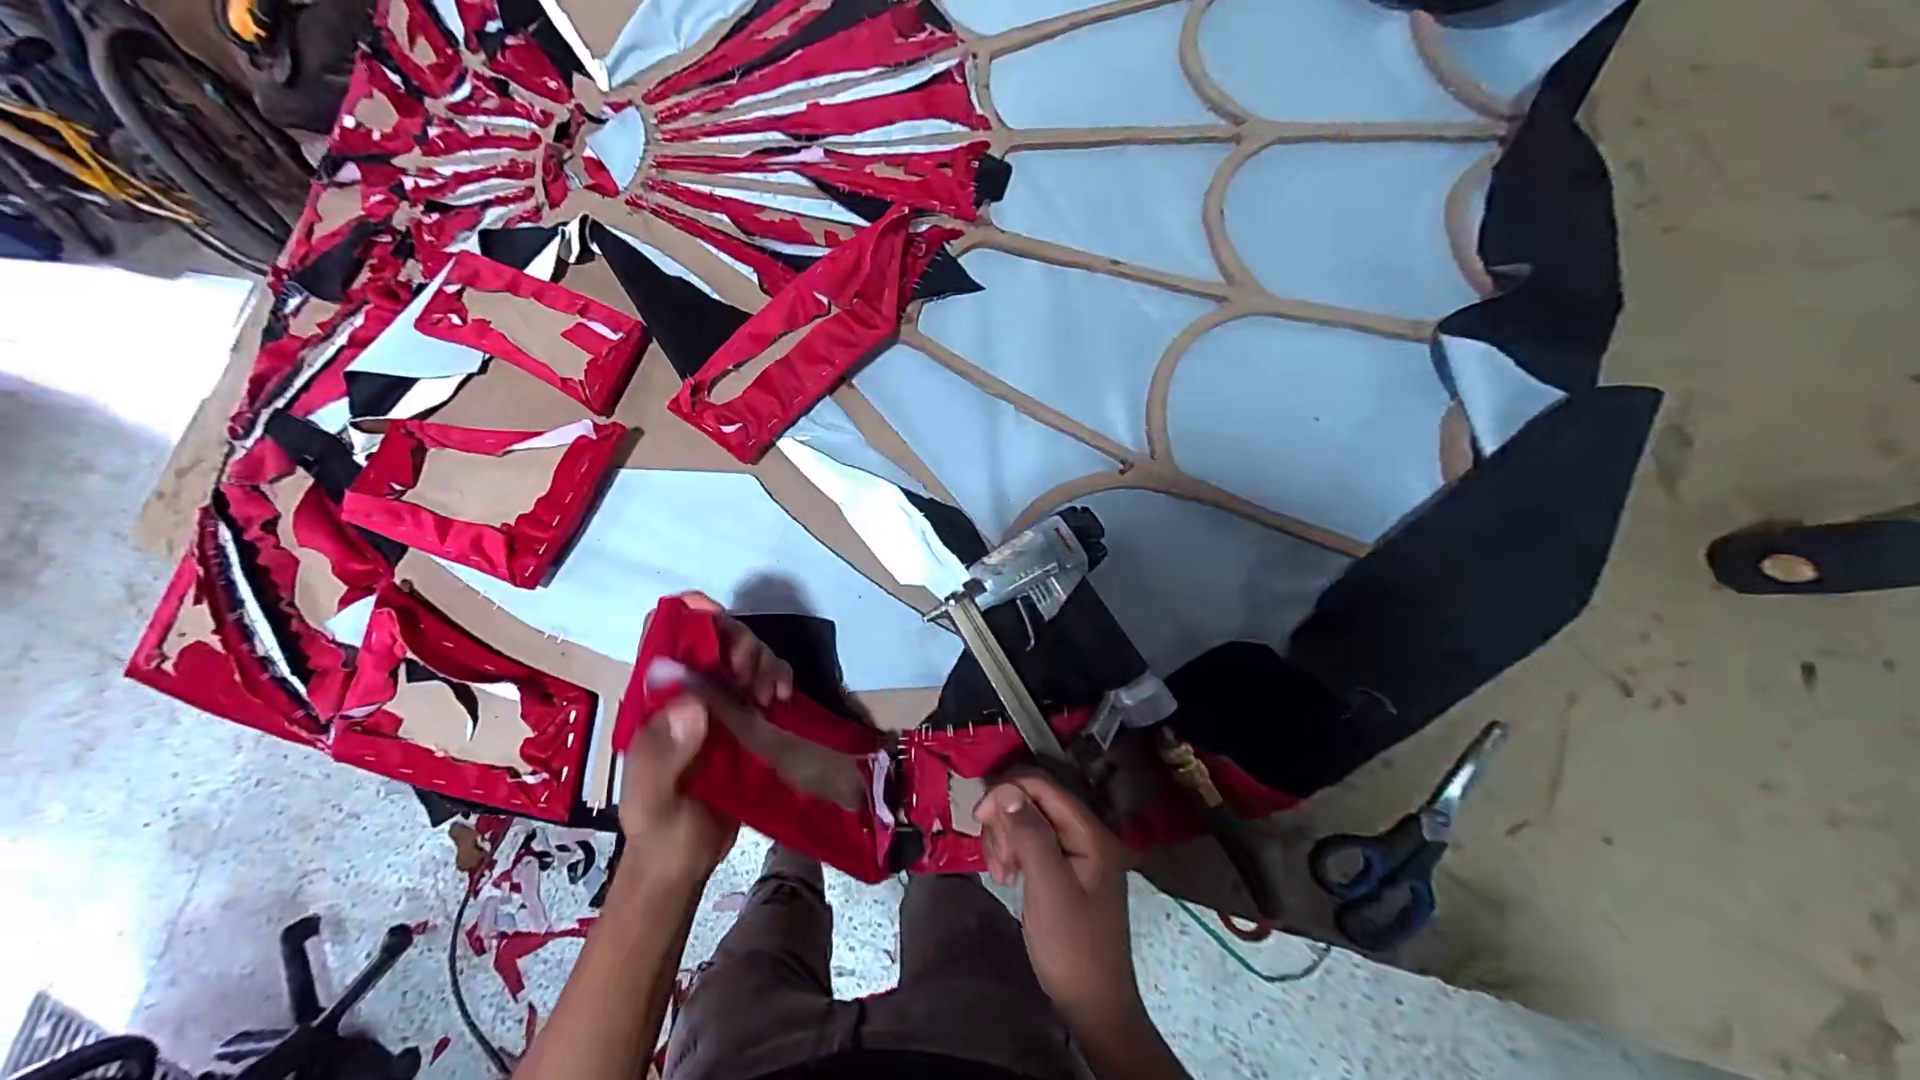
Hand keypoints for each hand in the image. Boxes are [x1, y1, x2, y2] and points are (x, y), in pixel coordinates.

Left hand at [616, 592, 790, 886]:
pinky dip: (779, 676)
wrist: (687, 863)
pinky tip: (782, 699)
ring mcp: (719, 704)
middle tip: (750, 674)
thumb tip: (693, 703)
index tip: (718, 618)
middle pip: (712, 637)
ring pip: (742, 654)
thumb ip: (661, 756)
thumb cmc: (662, 832)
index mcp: (653, 700)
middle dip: (737, 640)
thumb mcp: (652, 801)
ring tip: (770, 692)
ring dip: (761, 659)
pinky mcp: (747, 719)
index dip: (688, 615)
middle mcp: (686, 692)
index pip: (662, 634)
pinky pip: (766, 679)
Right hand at [975, 772, 1142, 1025]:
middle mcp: (1086, 834)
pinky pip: (1031, 842)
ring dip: (1006, 838)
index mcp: (1090, 832)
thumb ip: (1031, 835)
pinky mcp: (1065, 868)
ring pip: (1028, 820)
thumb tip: (1008, 791)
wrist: (1093, 1005)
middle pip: (1033, 800)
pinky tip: (1008, 876)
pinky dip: (1013, 852)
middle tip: (998, 861)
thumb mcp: (1048, 889)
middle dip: (1005, 820)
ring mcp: (1077, 852)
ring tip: (1002, 873)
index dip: (1007, 792)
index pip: (1043, 786)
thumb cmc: (1072, 948)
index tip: (979, 817)